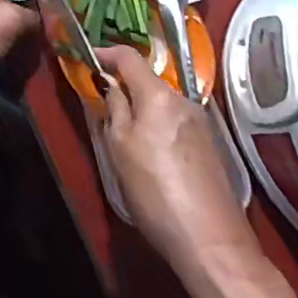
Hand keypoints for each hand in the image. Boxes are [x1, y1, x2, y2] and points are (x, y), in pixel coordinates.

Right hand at [97, 45, 253, 268]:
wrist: (213, 245)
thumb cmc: (155, 190)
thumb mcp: (119, 145)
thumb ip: (114, 106)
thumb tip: (109, 82)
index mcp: (159, 95)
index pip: (129, 56)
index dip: (104, 52)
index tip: (85, 58)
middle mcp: (184, 101)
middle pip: (147, 78)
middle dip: (123, 82)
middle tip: (99, 96)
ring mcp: (202, 124)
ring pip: (161, 101)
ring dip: (140, 104)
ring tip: (121, 124)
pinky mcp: (210, 147)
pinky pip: (175, 119)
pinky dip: (157, 121)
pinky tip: (149, 146)